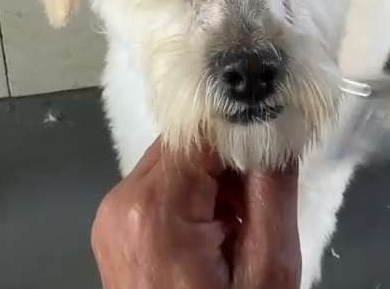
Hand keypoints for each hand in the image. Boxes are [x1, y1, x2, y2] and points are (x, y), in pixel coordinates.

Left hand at [91, 138, 301, 288]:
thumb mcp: (268, 268)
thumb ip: (274, 187)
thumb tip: (277, 122)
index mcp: (155, 207)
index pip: (204, 130)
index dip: (242, 136)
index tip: (270, 161)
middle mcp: (122, 200)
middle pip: (187, 142)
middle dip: (227, 162)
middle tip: (253, 208)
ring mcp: (112, 215)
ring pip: (175, 159)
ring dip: (212, 179)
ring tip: (234, 227)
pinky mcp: (115, 227)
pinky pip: (161, 185)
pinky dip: (192, 197)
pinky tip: (212, 234)